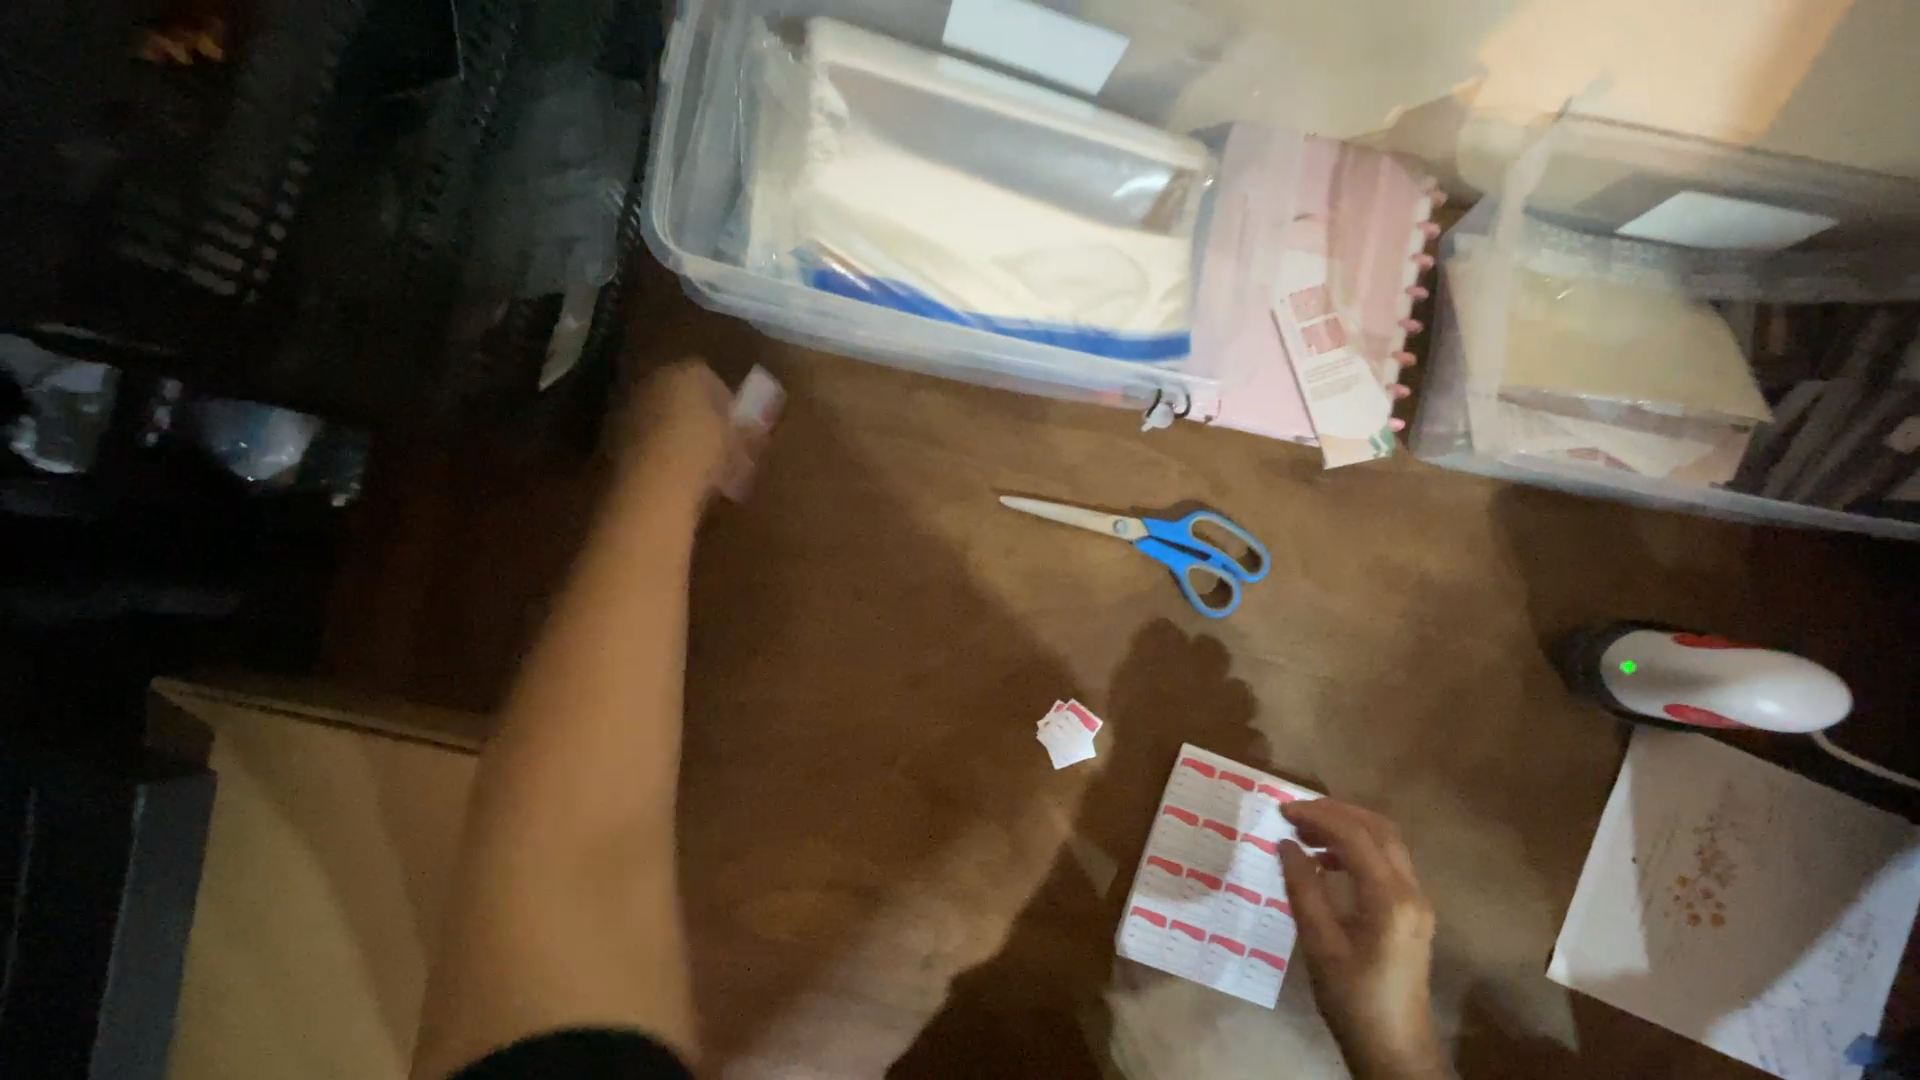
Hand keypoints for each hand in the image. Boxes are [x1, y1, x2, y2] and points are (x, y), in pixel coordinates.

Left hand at [619, 359, 767, 503]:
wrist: (653, 487)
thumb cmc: (705, 454)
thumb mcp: (740, 444)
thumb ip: (748, 431)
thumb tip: (756, 430)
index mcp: (687, 371)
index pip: (712, 378)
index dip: (727, 404)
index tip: (737, 427)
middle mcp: (654, 379)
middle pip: (683, 395)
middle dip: (700, 416)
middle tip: (718, 445)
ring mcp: (629, 406)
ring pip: (663, 417)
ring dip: (678, 434)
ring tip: (696, 465)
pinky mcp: (611, 434)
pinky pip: (646, 438)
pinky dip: (658, 450)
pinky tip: (673, 475)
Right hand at [1279, 799, 1446, 1079]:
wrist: (1395, 1048)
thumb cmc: (1352, 998)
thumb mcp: (1318, 942)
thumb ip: (1303, 887)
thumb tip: (1286, 844)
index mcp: (1389, 898)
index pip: (1354, 835)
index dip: (1317, 815)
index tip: (1281, 812)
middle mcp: (1411, 891)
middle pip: (1378, 828)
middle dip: (1335, 812)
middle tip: (1294, 814)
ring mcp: (1417, 901)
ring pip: (1386, 841)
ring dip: (1347, 827)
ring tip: (1306, 833)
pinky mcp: (1412, 911)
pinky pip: (1387, 861)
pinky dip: (1356, 848)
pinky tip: (1326, 862)